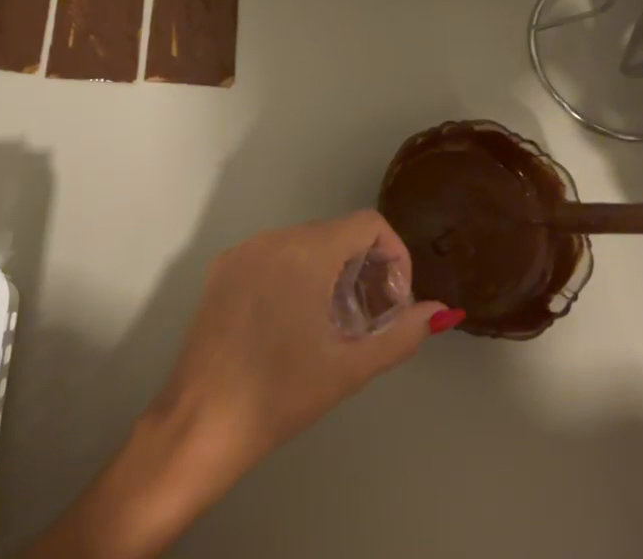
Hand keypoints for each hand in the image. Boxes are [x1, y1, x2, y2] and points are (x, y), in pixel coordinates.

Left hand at [26, 212, 455, 558]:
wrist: (202, 419)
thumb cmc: (282, 393)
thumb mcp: (350, 366)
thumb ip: (401, 334)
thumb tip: (440, 312)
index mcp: (303, 252)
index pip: (367, 223)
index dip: (394, 257)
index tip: (395, 303)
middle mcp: (269, 239)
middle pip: (334, 233)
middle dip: (364, 269)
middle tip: (370, 322)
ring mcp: (239, 254)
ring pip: (302, 244)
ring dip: (330, 274)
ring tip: (334, 328)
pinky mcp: (219, 273)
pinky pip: (270, 258)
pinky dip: (295, 276)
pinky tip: (295, 325)